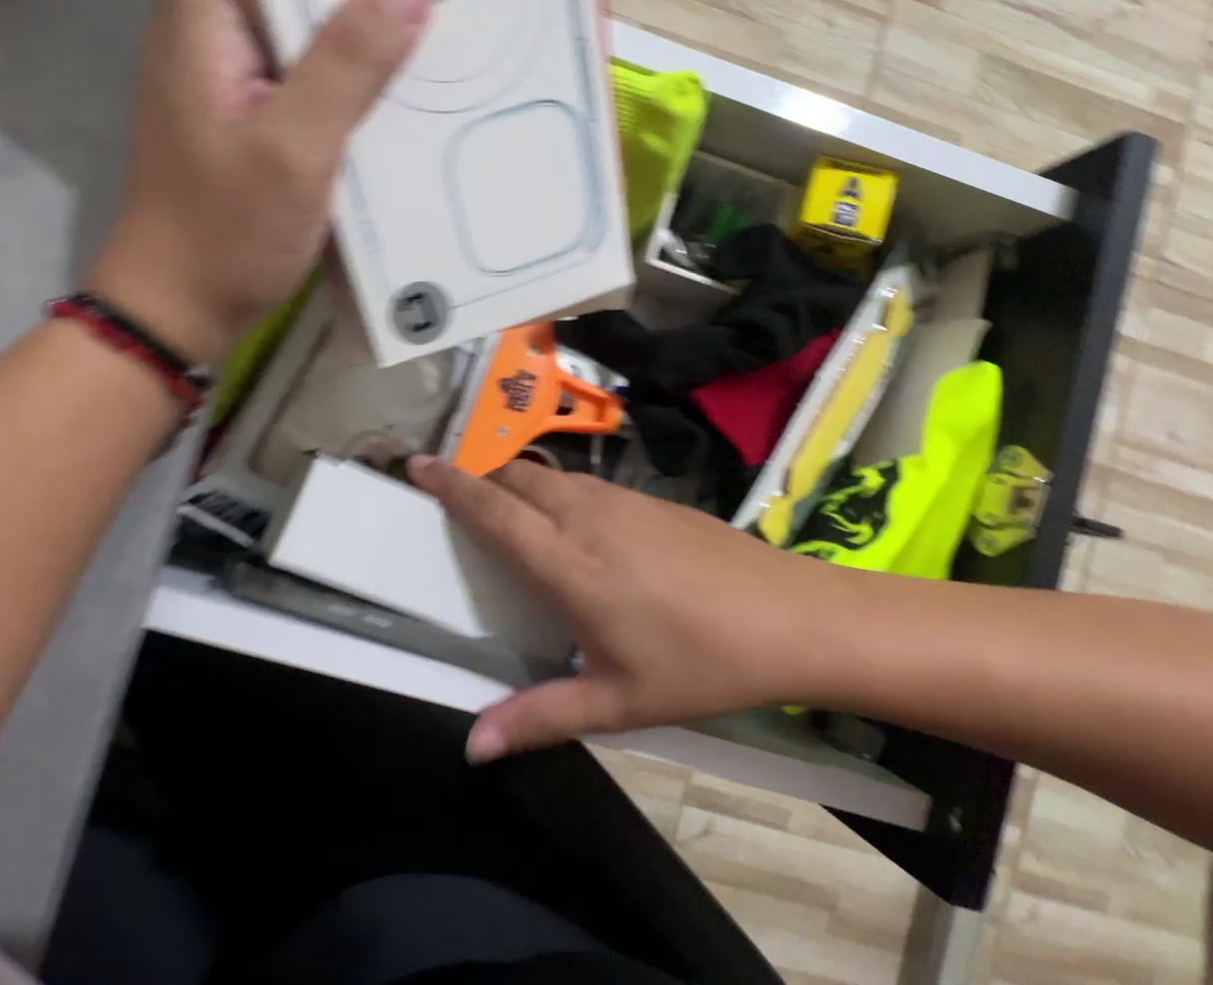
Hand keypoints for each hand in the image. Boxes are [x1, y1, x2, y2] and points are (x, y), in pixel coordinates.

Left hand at [88, 0, 431, 363]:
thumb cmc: (224, 232)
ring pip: (288, 8)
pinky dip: (343, 54)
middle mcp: (207, 31)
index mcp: (201, 17)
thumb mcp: (294, 150)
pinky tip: (395, 63)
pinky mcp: (249, 117)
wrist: (180, 310)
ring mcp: (227, 76)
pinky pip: (299, 62)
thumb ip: (347, 65)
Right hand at [409, 456, 852, 763]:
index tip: (416, 465)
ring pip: (555, 474)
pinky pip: (589, 483)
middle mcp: (590, 517)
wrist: (796, 620)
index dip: (450, 485)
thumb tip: (473, 747)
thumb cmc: (702, 664)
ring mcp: (628, 502)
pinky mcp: (657, 501)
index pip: (493, 510)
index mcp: (569, 563)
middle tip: (456, 493)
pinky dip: (559, 489)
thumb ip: (540, 717)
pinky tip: (575, 524)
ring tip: (507, 505)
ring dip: (519, 480)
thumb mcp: (618, 701)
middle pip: (518, 476)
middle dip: (479, 475)